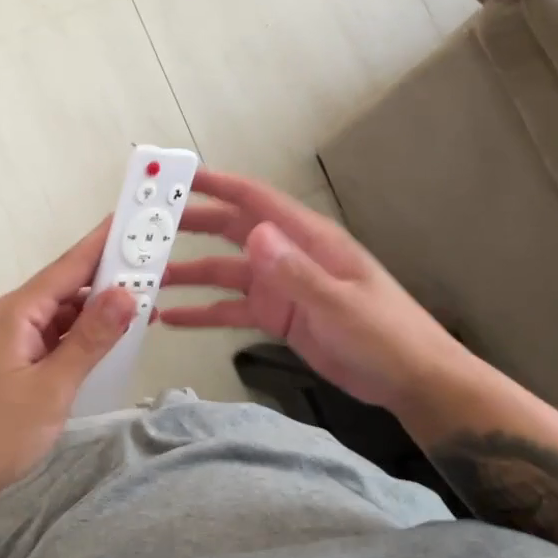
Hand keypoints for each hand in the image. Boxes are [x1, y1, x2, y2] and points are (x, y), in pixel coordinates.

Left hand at [0, 220, 135, 507]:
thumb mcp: (52, 387)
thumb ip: (89, 340)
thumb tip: (126, 293)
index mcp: (18, 312)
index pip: (70, 265)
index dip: (105, 242)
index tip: (139, 218)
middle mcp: (14, 317)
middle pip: (69, 285)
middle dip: (111, 276)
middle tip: (158, 267)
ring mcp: (13, 340)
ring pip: (64, 313)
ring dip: (100, 309)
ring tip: (146, 304)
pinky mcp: (16, 363)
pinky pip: (56, 336)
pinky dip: (84, 335)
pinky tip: (111, 341)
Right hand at [159, 170, 475, 410]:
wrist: (412, 381)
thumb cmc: (386, 335)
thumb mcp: (341, 304)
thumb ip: (296, 272)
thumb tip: (253, 233)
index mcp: (307, 239)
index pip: (254, 200)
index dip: (215, 183)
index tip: (176, 176)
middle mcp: (287, 254)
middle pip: (229, 230)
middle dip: (189, 225)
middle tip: (144, 227)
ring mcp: (280, 286)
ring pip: (223, 272)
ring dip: (188, 274)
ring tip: (147, 280)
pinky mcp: (277, 316)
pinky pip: (230, 309)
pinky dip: (202, 312)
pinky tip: (172, 319)